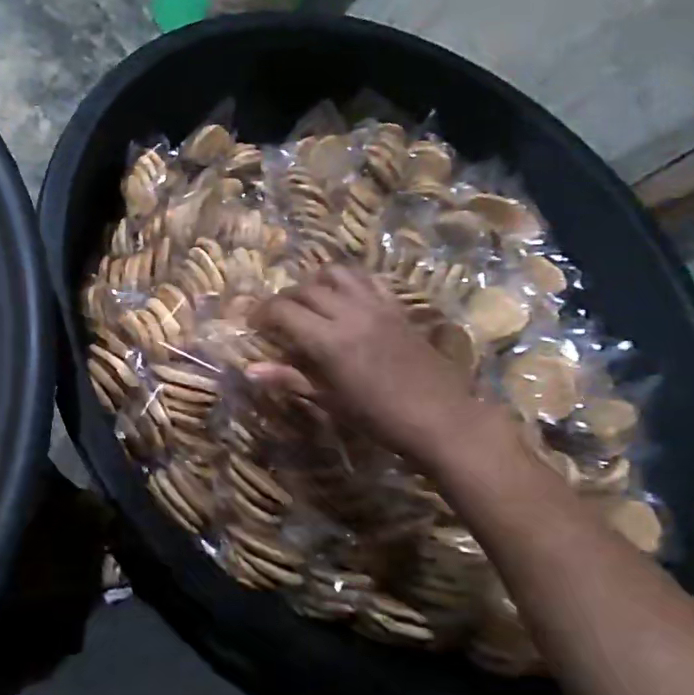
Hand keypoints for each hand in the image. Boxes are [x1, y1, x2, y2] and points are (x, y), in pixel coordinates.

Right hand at [250, 264, 499, 471]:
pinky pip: (367, 281)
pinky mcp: (397, 308)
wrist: (443, 420)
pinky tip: (343, 299)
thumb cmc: (379, 418)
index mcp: (329, 340)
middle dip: (283, 299)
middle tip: (275, 318)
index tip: (253, 325)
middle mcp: (350, 314)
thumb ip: (289, 378)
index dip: (261, 313)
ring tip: (308, 301)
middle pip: (304, 290)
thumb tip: (250, 370)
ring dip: (314, 283)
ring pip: (336, 274)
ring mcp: (377, 307)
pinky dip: (347, 283)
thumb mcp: (329, 400)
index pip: (282, 310)